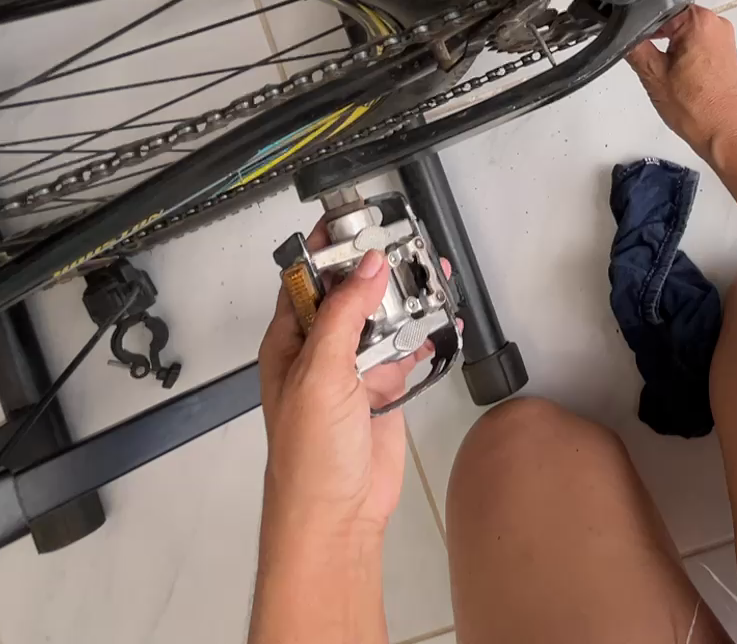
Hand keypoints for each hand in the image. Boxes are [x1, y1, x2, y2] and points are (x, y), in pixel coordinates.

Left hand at [256, 236, 427, 548]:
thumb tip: (368, 265)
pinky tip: (444, 320)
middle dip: (381, 269)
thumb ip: (345, 315)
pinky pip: (410, 348)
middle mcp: (323, 350)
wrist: (339, 515)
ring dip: (409, 298)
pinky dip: (428, 333)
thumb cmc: (309, 456)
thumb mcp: (321, 374)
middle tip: (409, 245)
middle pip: (353, 293)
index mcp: (292, 342)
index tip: (357, 222)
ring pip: (386, 317)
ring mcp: (356, 368)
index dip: (329, 249)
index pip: (306, 280)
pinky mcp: (386, 386)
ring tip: (434, 276)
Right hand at [625, 4, 736, 161]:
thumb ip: (634, 47)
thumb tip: (623, 35)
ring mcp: (724, 39)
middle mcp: (716, 24)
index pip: (660, 8)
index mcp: (699, 20)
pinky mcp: (725, 54)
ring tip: (666, 74)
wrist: (725, 134)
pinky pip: (698, 46)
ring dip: (670, 49)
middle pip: (673, 20)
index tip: (633, 41)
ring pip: (685, 34)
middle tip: (650, 63)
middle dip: (657, 38)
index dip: (642, 24)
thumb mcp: (652, 75)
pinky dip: (684, 57)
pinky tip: (679, 78)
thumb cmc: (696, 108)